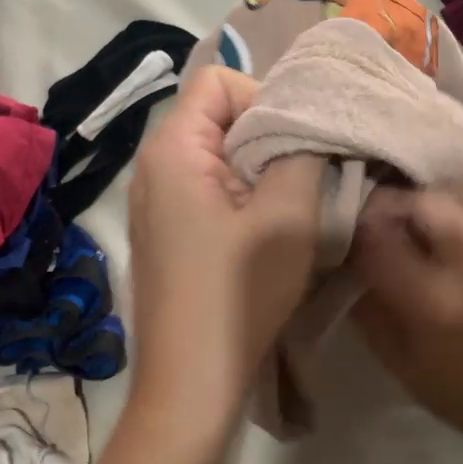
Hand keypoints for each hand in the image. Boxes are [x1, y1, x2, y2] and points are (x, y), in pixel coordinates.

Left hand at [128, 67, 324, 417]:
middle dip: (269, 136)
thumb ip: (303, 150)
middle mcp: (153, 167)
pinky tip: (265, 236)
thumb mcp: (288, 215)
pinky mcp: (168, 235)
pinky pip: (209, 190)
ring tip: (290, 208)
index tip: (298, 145)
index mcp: (172, 149)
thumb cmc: (239, 293)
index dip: (266, 97)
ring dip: (261, 171)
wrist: (192, 384)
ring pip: (219, 156)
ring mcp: (156, 204)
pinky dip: (243, 198)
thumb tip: (309, 122)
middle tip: (305, 176)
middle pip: (218, 116)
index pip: (219, 79)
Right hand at [344, 188, 462, 444]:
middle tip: (367, 220)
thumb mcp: (392, 354)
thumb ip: (365, 300)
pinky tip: (429, 236)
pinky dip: (440, 217)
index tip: (341, 233)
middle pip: (418, 203)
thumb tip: (343, 255)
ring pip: (443, 200)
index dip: (356, 230)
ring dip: (413, 207)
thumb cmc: (448, 388)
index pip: (381, 239)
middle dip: (385, 205)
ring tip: (396, 226)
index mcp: (436, 302)